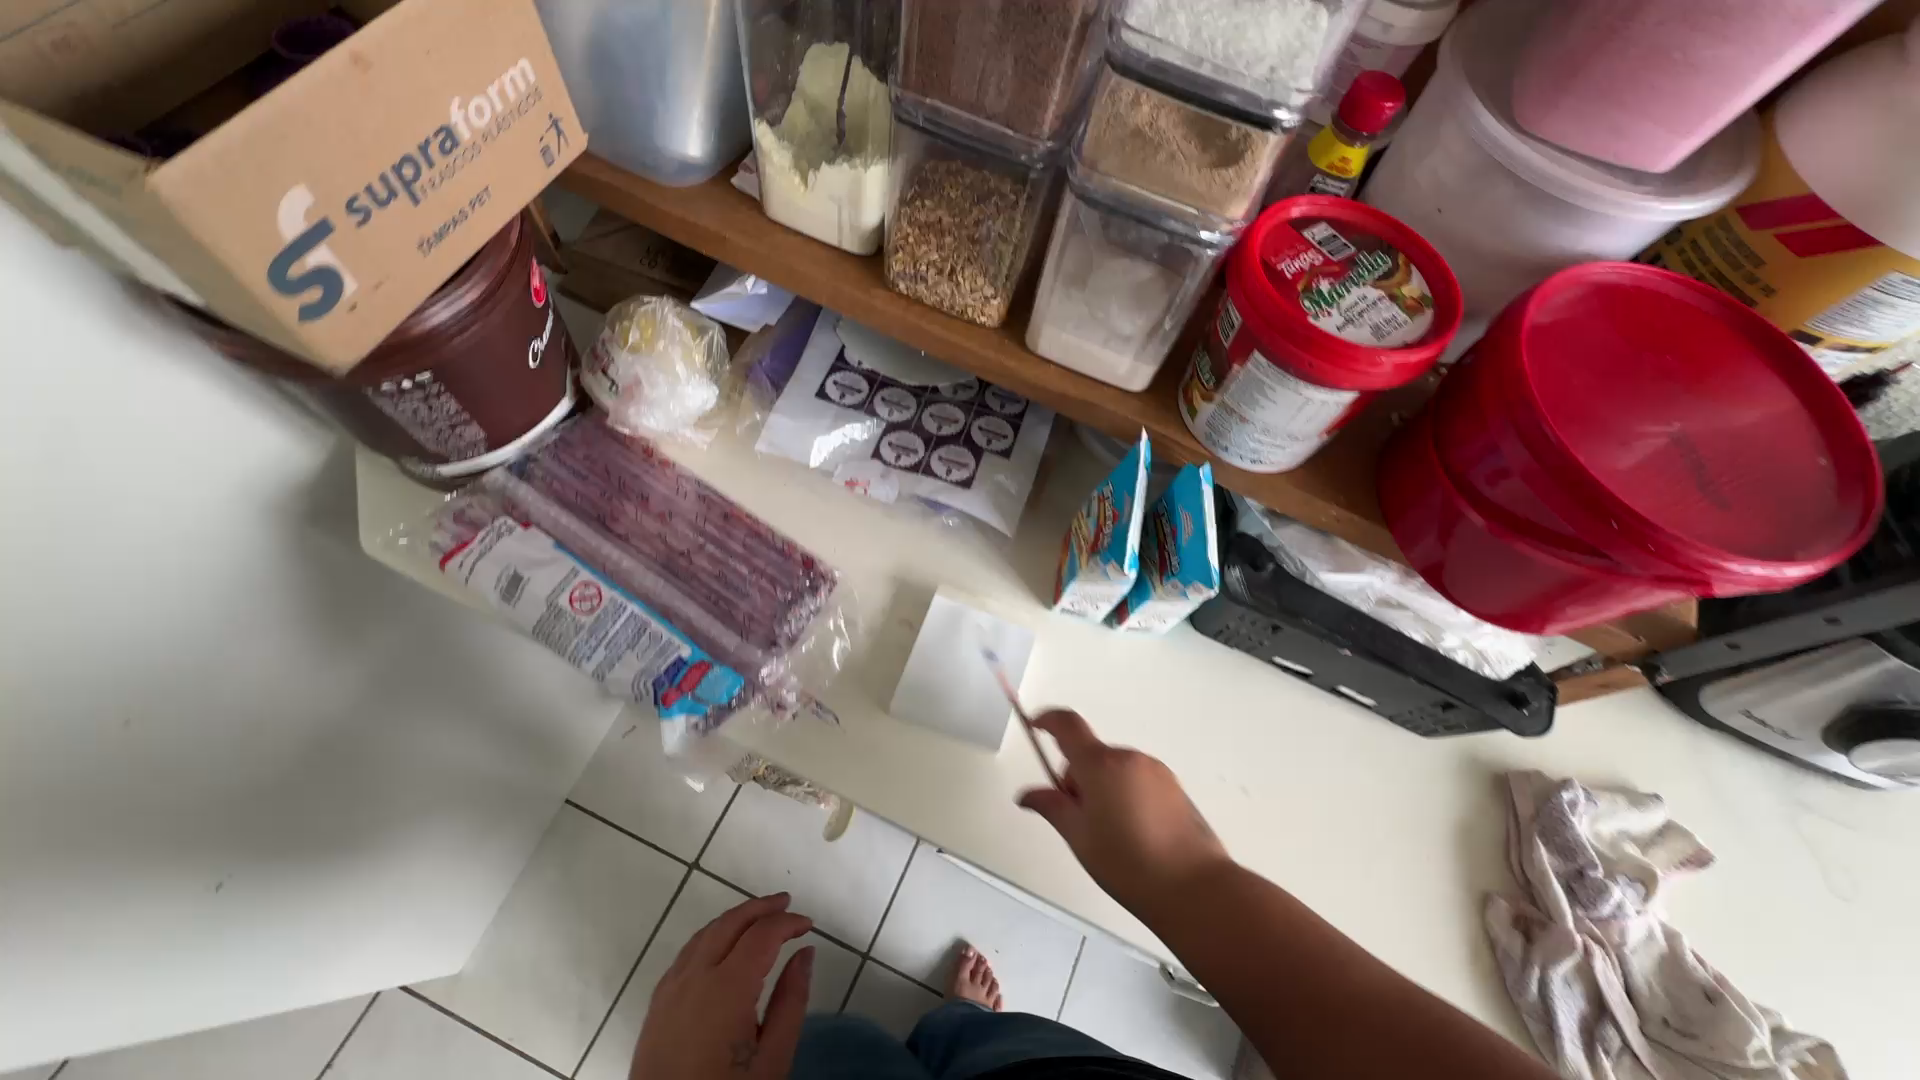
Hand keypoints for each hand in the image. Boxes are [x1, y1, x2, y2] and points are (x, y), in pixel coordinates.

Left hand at [630, 892, 813, 1079]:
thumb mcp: (772, 1059)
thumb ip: (791, 1001)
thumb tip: (805, 953)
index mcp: (727, 988)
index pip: (762, 934)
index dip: (787, 922)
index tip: (808, 925)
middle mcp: (695, 976)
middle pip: (730, 922)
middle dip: (761, 907)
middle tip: (787, 902)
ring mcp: (671, 987)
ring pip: (705, 932)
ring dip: (735, 918)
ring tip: (760, 917)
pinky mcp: (658, 1002)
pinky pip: (688, 951)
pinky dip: (712, 935)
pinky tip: (723, 945)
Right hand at [1018, 710, 1232, 914]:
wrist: (1194, 887)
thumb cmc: (1129, 863)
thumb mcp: (1079, 837)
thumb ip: (1051, 807)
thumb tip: (1029, 794)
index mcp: (1101, 764)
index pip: (1068, 725)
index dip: (1047, 720)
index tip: (1036, 726)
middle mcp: (1130, 759)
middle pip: (1091, 756)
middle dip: (1078, 780)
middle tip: (1079, 823)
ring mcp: (1157, 772)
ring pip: (1115, 771)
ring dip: (1103, 791)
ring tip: (1111, 838)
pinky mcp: (1175, 788)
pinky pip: (1137, 782)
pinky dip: (1126, 798)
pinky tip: (1135, 837)